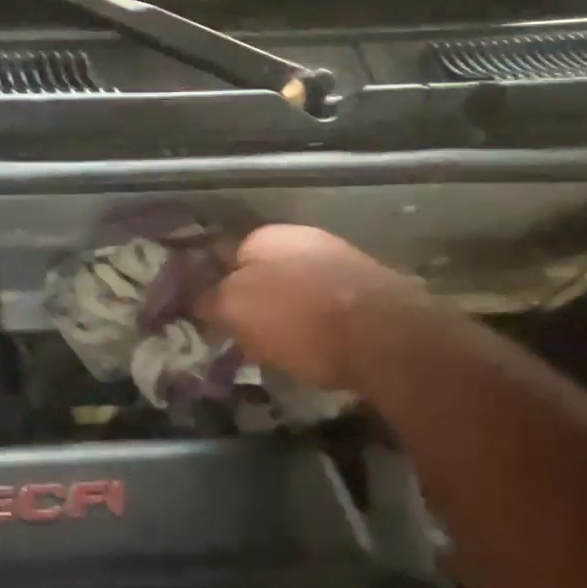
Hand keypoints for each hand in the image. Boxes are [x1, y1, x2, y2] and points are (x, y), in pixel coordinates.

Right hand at [192, 224, 427, 389]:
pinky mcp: (378, 293)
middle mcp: (306, 240)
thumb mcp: (231, 310)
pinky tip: (319, 351)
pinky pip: (332, 308)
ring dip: (287, 314)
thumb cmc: (298, 319)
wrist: (392, 341)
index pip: (221, 254)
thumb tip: (194, 299)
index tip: (207, 315)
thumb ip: (205, 300)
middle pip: (263, 271)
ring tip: (279, 349)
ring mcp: (346, 263)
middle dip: (252, 299)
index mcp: (265, 236)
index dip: (209, 284)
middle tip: (242, 334)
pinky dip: (321, 327)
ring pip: (299, 289)